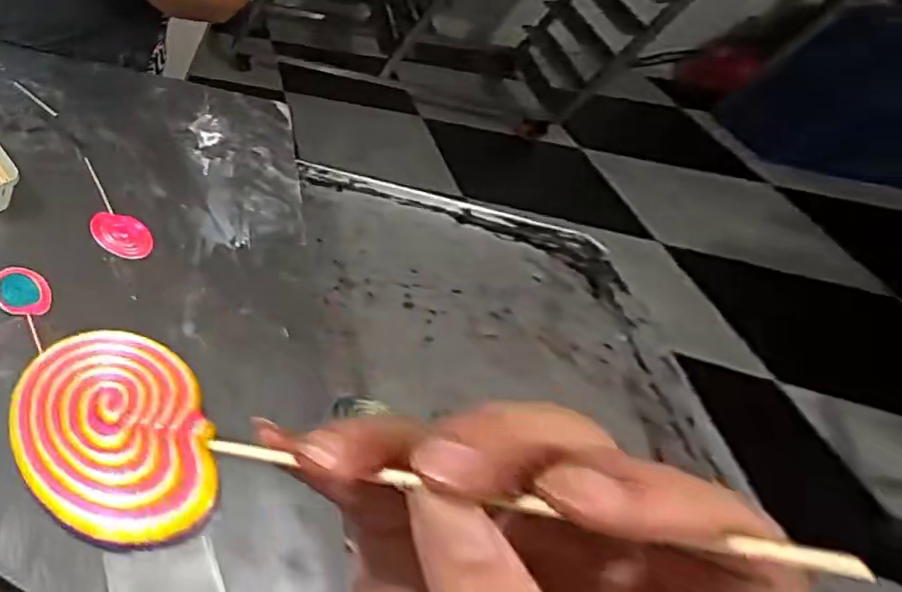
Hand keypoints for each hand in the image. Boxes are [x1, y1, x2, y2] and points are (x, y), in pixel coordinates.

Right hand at [258, 402, 804, 591]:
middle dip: (483, 444)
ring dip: (376, 443)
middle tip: (429, 467)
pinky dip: (331, 459)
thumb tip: (438, 496)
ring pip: (443, 449)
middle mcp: (584, 553)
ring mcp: (484, 534)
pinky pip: (372, 475)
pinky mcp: (408, 533)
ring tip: (320, 456)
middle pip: (552, 453)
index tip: (566, 497)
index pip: (710, 523)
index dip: (646, 490)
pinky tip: (286, 446)